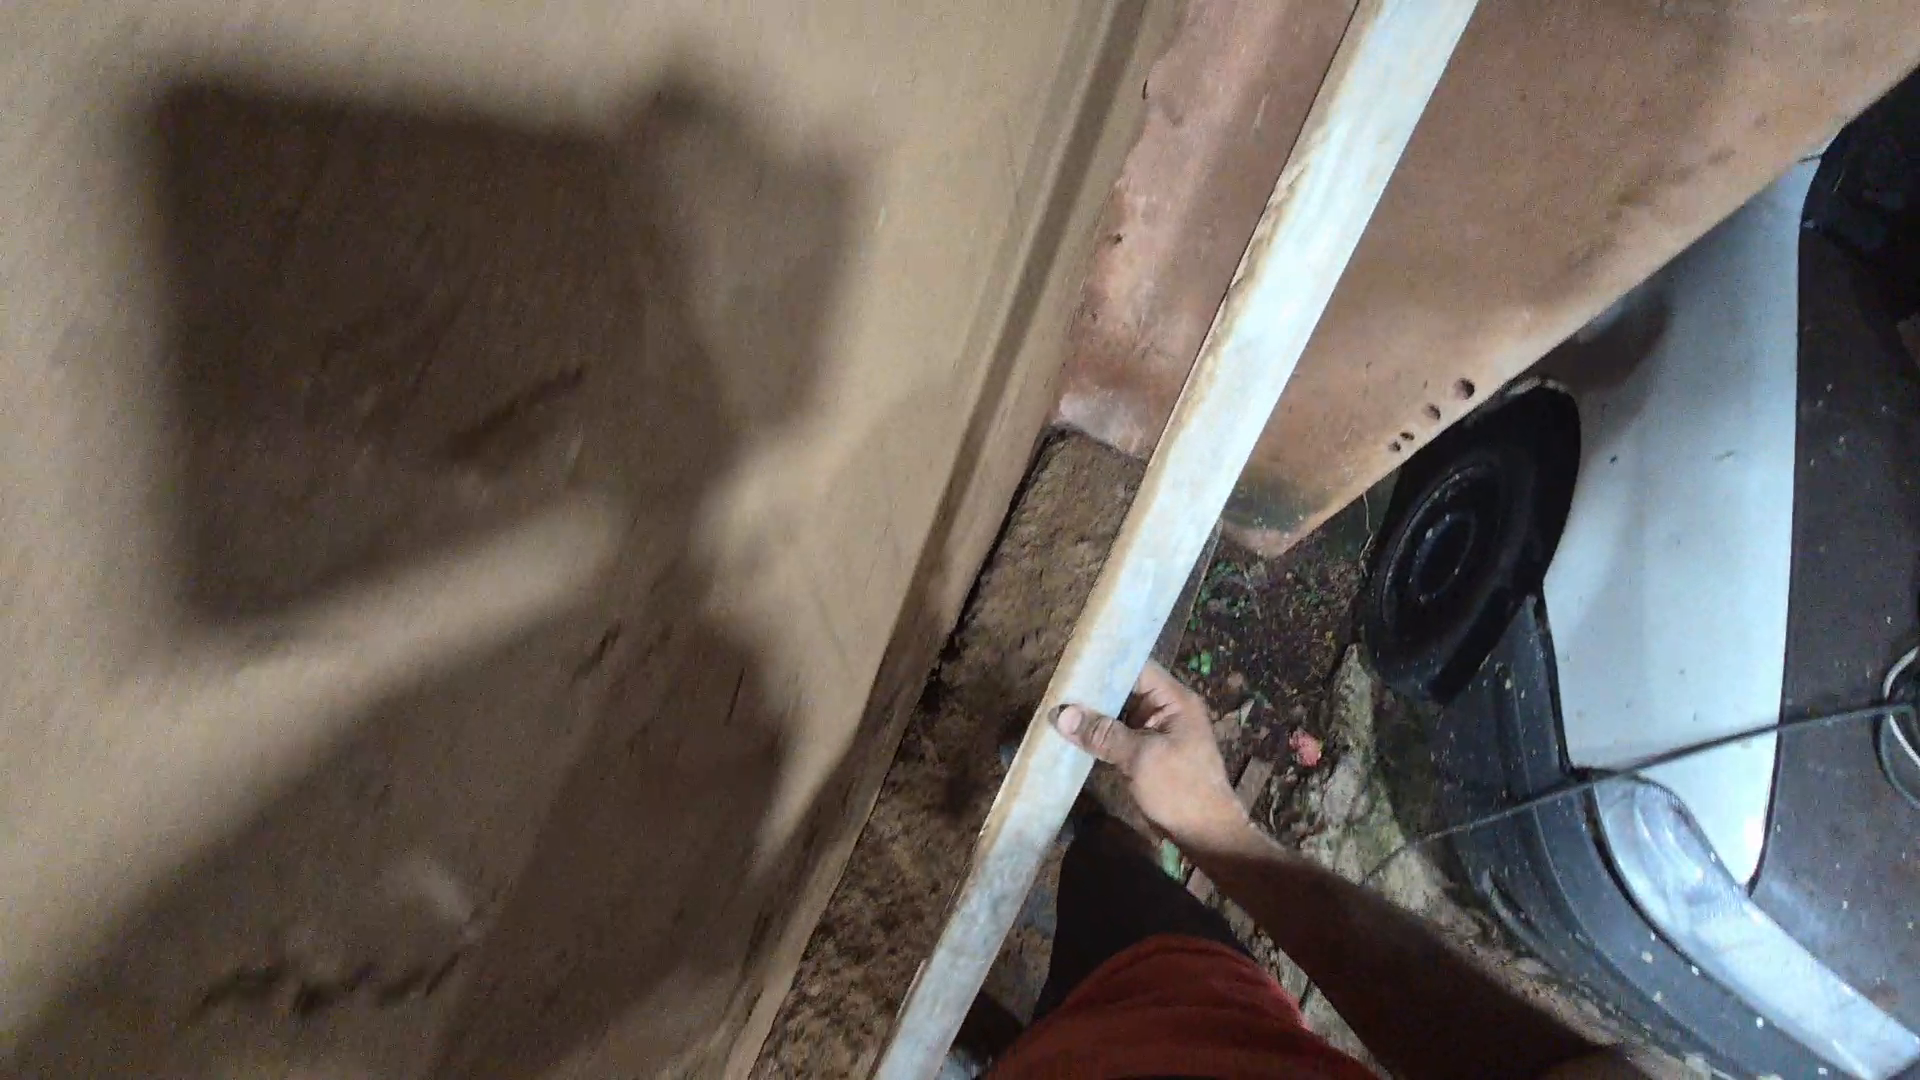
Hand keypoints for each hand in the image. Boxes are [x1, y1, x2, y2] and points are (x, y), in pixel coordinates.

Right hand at [1053, 662, 1253, 855]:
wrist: (1206, 836)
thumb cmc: (1181, 790)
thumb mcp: (1140, 757)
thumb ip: (1102, 733)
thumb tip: (1061, 714)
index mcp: (1174, 700)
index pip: (1137, 667)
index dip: (1107, 663)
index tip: (1073, 663)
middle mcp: (1165, 709)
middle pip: (1124, 689)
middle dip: (1092, 690)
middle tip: (1056, 686)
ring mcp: (1155, 731)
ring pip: (1117, 712)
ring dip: (1092, 714)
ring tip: (1056, 706)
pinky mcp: (1145, 751)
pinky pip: (1117, 734)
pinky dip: (1097, 734)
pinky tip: (1071, 734)